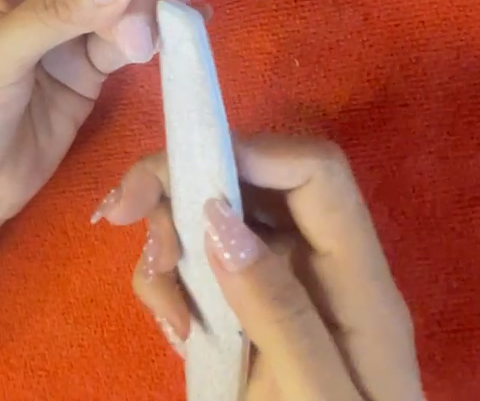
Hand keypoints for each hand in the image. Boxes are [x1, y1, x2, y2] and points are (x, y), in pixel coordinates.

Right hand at [101, 136, 423, 399]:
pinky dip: (162, 276)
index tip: (188, 180)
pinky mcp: (235, 303)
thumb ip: (275, 310)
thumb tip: (216, 213)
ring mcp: (271, 282)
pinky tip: (171, 326)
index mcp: (355, 281)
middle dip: (178, 184)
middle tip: (123, 210)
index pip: (315, 172)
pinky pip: (188, 258)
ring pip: (205, 211)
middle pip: (244, 177)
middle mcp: (312, 264)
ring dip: (164, 238)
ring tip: (163, 303)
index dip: (252, 153)